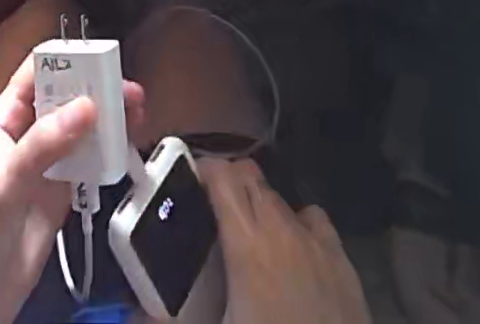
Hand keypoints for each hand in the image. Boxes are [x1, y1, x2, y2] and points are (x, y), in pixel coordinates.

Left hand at [0, 55, 143, 323]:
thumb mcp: (3, 181)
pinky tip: (129, 144)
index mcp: (7, 117)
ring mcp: (49, 162)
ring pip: (84, 128)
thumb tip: (90, 106)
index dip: (66, 59)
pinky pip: (92, 161)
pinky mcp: (65, 192)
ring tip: (138, 111)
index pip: (37, 72)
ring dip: (110, 118)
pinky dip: (111, 151)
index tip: (100, 56)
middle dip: (97, 88)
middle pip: (68, 96)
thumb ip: (44, 144)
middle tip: (128, 90)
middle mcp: (30, 132)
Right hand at [200, 158, 369, 323]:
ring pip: (278, 197)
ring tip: (243, 236)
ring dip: (257, 204)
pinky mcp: (342, 259)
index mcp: (247, 243)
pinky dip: (295, 223)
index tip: (186, 182)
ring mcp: (315, 240)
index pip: (223, 176)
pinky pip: (311, 218)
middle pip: (250, 176)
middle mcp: (281, 228)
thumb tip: (138, 318)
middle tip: (207, 210)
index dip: (202, 170)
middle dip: (225, 183)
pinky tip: (289, 252)